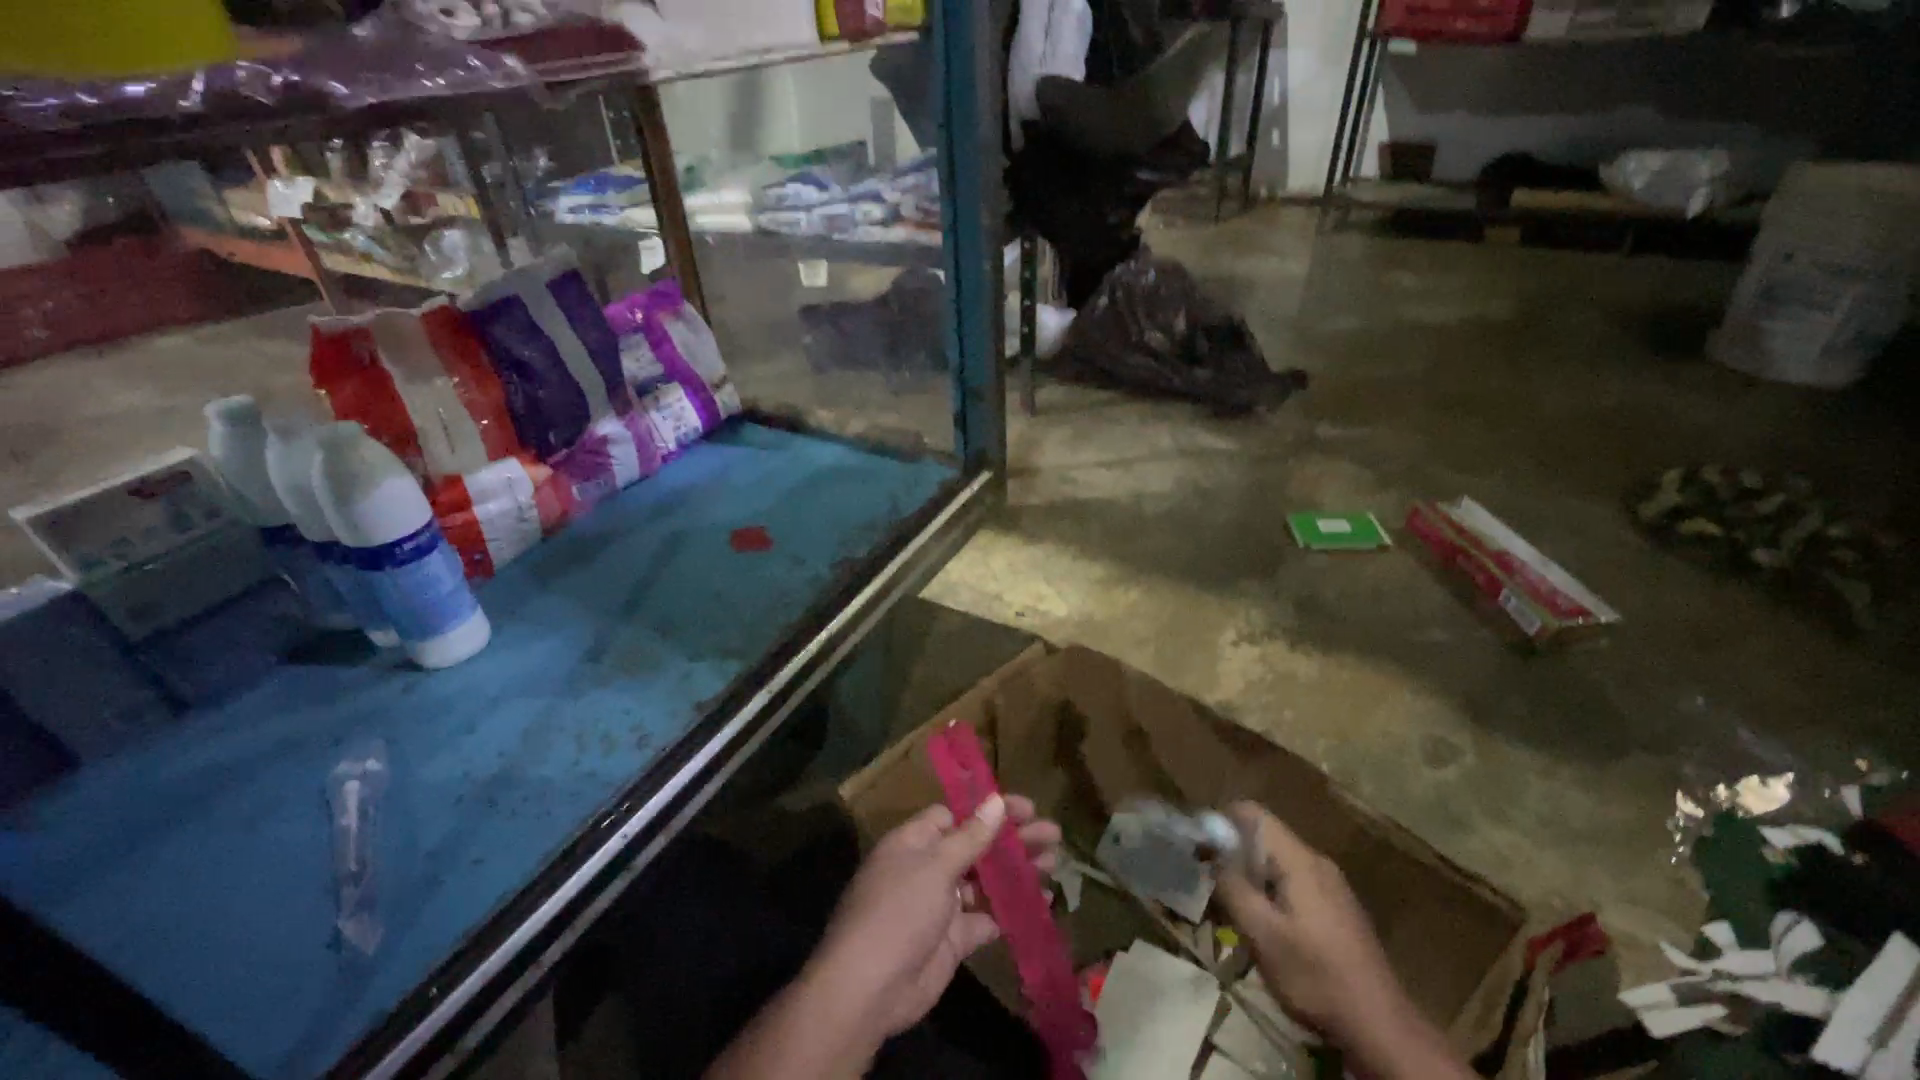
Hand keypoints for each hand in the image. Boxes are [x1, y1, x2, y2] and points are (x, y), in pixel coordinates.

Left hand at [807, 794, 1062, 1047]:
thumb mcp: (934, 867)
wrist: (870, 988)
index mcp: (913, 843)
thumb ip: (970, 836)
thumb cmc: (898, 913)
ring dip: (1017, 872)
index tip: (1026, 808)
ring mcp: (941, 905)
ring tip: (1055, 864)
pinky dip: (1011, 910)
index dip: (989, 810)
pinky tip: (1041, 902)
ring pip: (985, 882)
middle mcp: (927, 869)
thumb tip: (996, 800)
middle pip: (975, 846)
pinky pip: (987, 917)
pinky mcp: (953, 939)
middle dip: (1013, 840)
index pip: (954, 815)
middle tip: (1053, 834)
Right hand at [1214, 802, 1469, 1079]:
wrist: (1378, 1024)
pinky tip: (1260, 926)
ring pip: (1277, 864)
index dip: (1220, 822)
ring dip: (1248, 879)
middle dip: (1231, 854)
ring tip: (1225, 908)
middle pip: (1264, 838)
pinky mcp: (1335, 909)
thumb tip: (1211, 854)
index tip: (1196, 847)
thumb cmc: (1314, 975)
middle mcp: (1317, 863)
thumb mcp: (1262, 934)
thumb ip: (1233, 888)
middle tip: (1204, 883)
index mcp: (1300, 860)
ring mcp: (1331, 886)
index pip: (1253, 813)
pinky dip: (1268, 894)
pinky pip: (1292, 884)